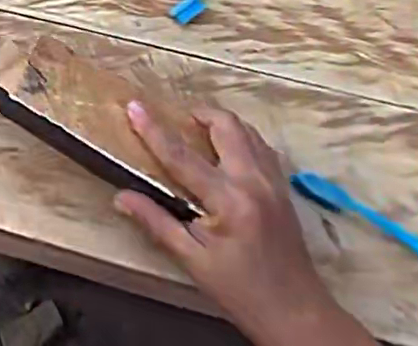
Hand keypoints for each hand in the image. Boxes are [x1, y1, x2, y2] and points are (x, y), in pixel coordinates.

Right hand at [115, 104, 371, 345]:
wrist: (295, 311)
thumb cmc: (240, 291)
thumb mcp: (193, 263)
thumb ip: (158, 223)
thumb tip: (122, 197)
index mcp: (227, 201)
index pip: (181, 156)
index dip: (154, 130)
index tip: (135, 106)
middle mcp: (252, 179)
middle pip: (224, 125)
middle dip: (199, 113)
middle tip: (179, 119)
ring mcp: (272, 178)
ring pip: (246, 128)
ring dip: (221, 122)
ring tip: (200, 129)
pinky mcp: (282, 183)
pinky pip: (261, 143)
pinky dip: (242, 135)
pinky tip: (230, 148)